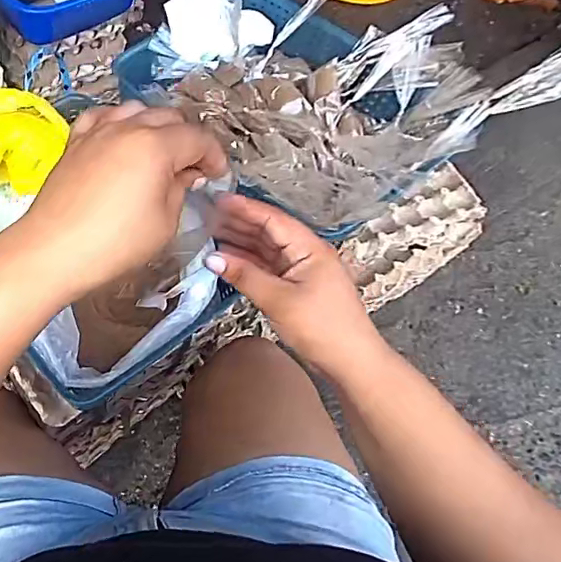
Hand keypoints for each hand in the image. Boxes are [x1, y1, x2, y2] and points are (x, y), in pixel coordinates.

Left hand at [0, 102, 228, 300]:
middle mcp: (127, 128)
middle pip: (169, 118)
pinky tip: (121, 139)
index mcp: (156, 146)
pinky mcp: (75, 142)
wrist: (52, 252)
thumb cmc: (113, 244)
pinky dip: (120, 122)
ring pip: (136, 110)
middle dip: (188, 140)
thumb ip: (179, 190)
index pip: (198, 138)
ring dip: (156, 127)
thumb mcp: (164, 224)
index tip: (217, 175)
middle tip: (193, 168)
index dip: (214, 156)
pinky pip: (103, 117)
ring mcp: (97, 131)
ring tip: (160, 153)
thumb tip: (185, 174)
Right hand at [204, 194, 384, 375]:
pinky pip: (268, 268)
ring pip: (267, 250)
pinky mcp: (297, 288)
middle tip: (209, 216)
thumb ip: (244, 276)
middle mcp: (307, 254)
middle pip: (269, 231)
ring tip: (212, 235)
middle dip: (239, 223)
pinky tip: (229, 262)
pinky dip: (248, 264)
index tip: (220, 200)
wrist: (350, 361)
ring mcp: (302, 271)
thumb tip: (214, 259)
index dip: (245, 208)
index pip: (272, 219)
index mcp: (310, 248)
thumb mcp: (279, 299)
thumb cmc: (324, 328)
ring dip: (241, 243)